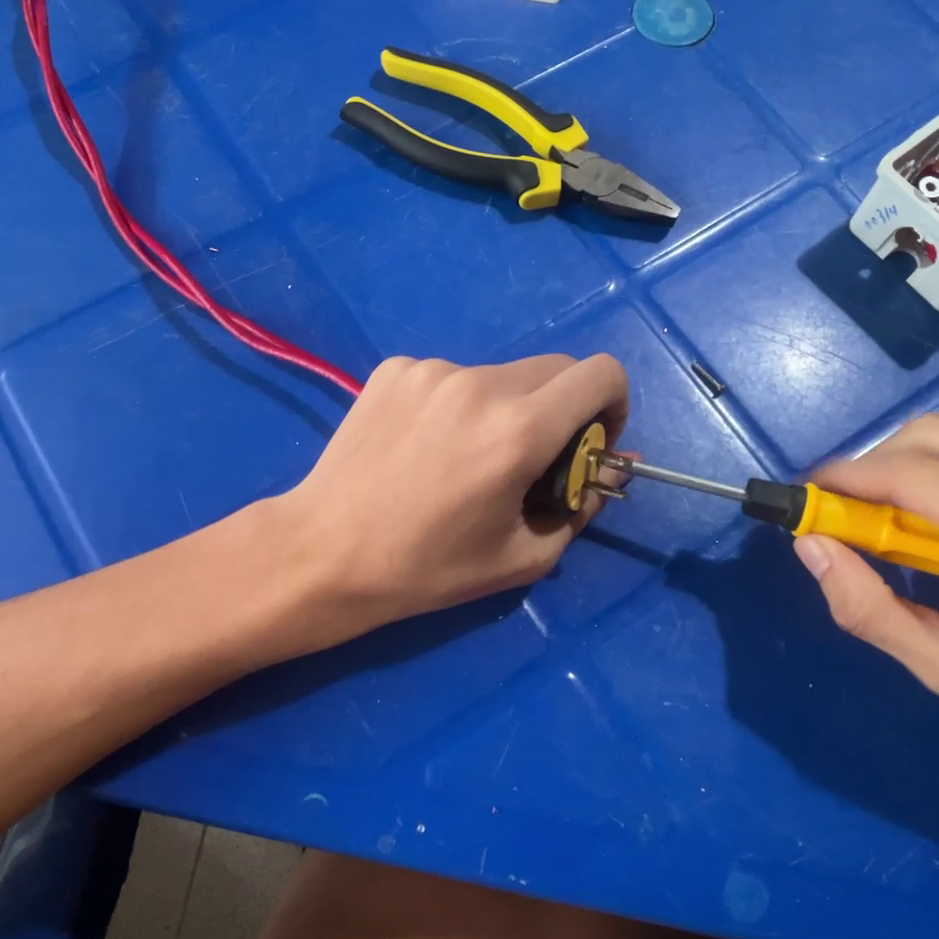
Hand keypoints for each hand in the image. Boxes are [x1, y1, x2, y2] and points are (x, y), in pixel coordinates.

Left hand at [279, 354, 628, 642]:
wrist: (324, 553)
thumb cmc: (427, 569)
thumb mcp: (523, 557)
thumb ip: (582, 507)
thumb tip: (612, 469)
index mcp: (519, 430)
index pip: (602, 374)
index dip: (613, 404)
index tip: (590, 442)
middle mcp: (479, 383)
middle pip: (556, 370)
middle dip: (563, 410)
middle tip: (533, 460)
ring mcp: (430, 370)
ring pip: (501, 375)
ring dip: (505, 409)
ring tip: (464, 460)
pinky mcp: (393, 369)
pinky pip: (451, 378)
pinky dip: (456, 406)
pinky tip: (424, 448)